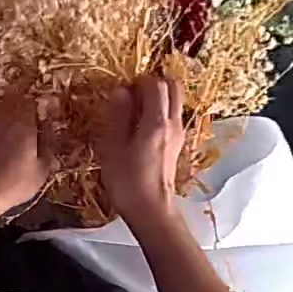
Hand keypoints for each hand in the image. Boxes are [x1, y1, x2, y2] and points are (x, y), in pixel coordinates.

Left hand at [0, 109, 50, 213]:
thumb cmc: (17, 182)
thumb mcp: (42, 170)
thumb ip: (48, 150)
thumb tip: (49, 138)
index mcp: (23, 125)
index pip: (30, 104)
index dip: (37, 109)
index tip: (43, 118)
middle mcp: (4, 123)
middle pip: (14, 110)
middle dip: (23, 117)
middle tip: (32, 130)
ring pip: (1, 122)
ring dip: (10, 128)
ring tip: (17, 143)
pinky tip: (1, 154)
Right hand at [97, 77, 185, 227]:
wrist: (150, 210)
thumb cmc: (127, 180)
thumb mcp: (113, 146)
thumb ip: (119, 116)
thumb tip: (122, 91)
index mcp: (156, 122)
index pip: (155, 85)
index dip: (138, 81)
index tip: (122, 91)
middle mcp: (173, 123)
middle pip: (173, 87)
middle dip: (153, 83)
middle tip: (132, 94)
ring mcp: (178, 134)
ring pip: (175, 100)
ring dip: (158, 97)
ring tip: (134, 110)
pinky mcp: (176, 144)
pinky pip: (172, 115)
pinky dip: (159, 111)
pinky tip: (140, 126)